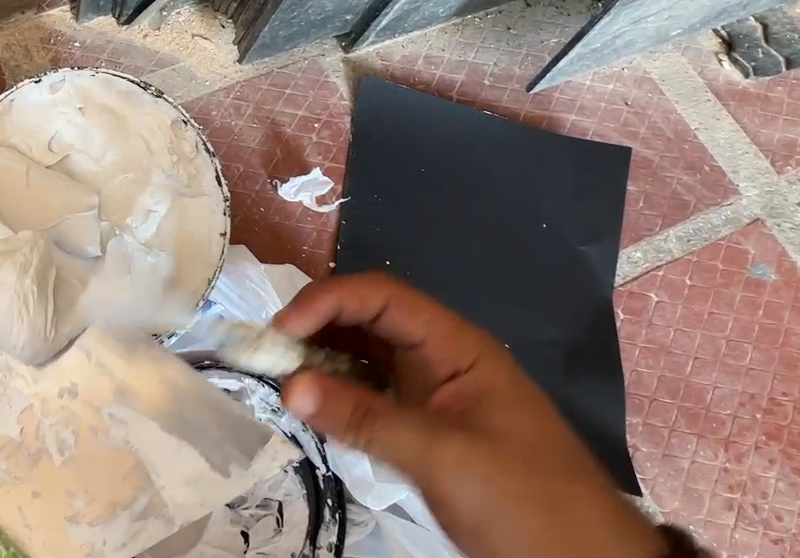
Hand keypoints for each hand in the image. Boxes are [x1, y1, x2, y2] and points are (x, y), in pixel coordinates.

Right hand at [273, 273, 660, 557]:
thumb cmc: (528, 504)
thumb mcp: (444, 458)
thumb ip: (364, 418)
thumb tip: (287, 388)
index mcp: (454, 345)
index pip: (379, 296)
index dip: (326, 301)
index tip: (282, 331)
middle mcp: (439, 358)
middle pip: (366, 320)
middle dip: (316, 328)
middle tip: (270, 355)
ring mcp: (433, 394)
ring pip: (364, 357)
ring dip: (322, 362)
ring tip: (280, 379)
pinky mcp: (426, 428)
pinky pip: (371, 395)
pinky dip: (338, 395)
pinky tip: (312, 408)